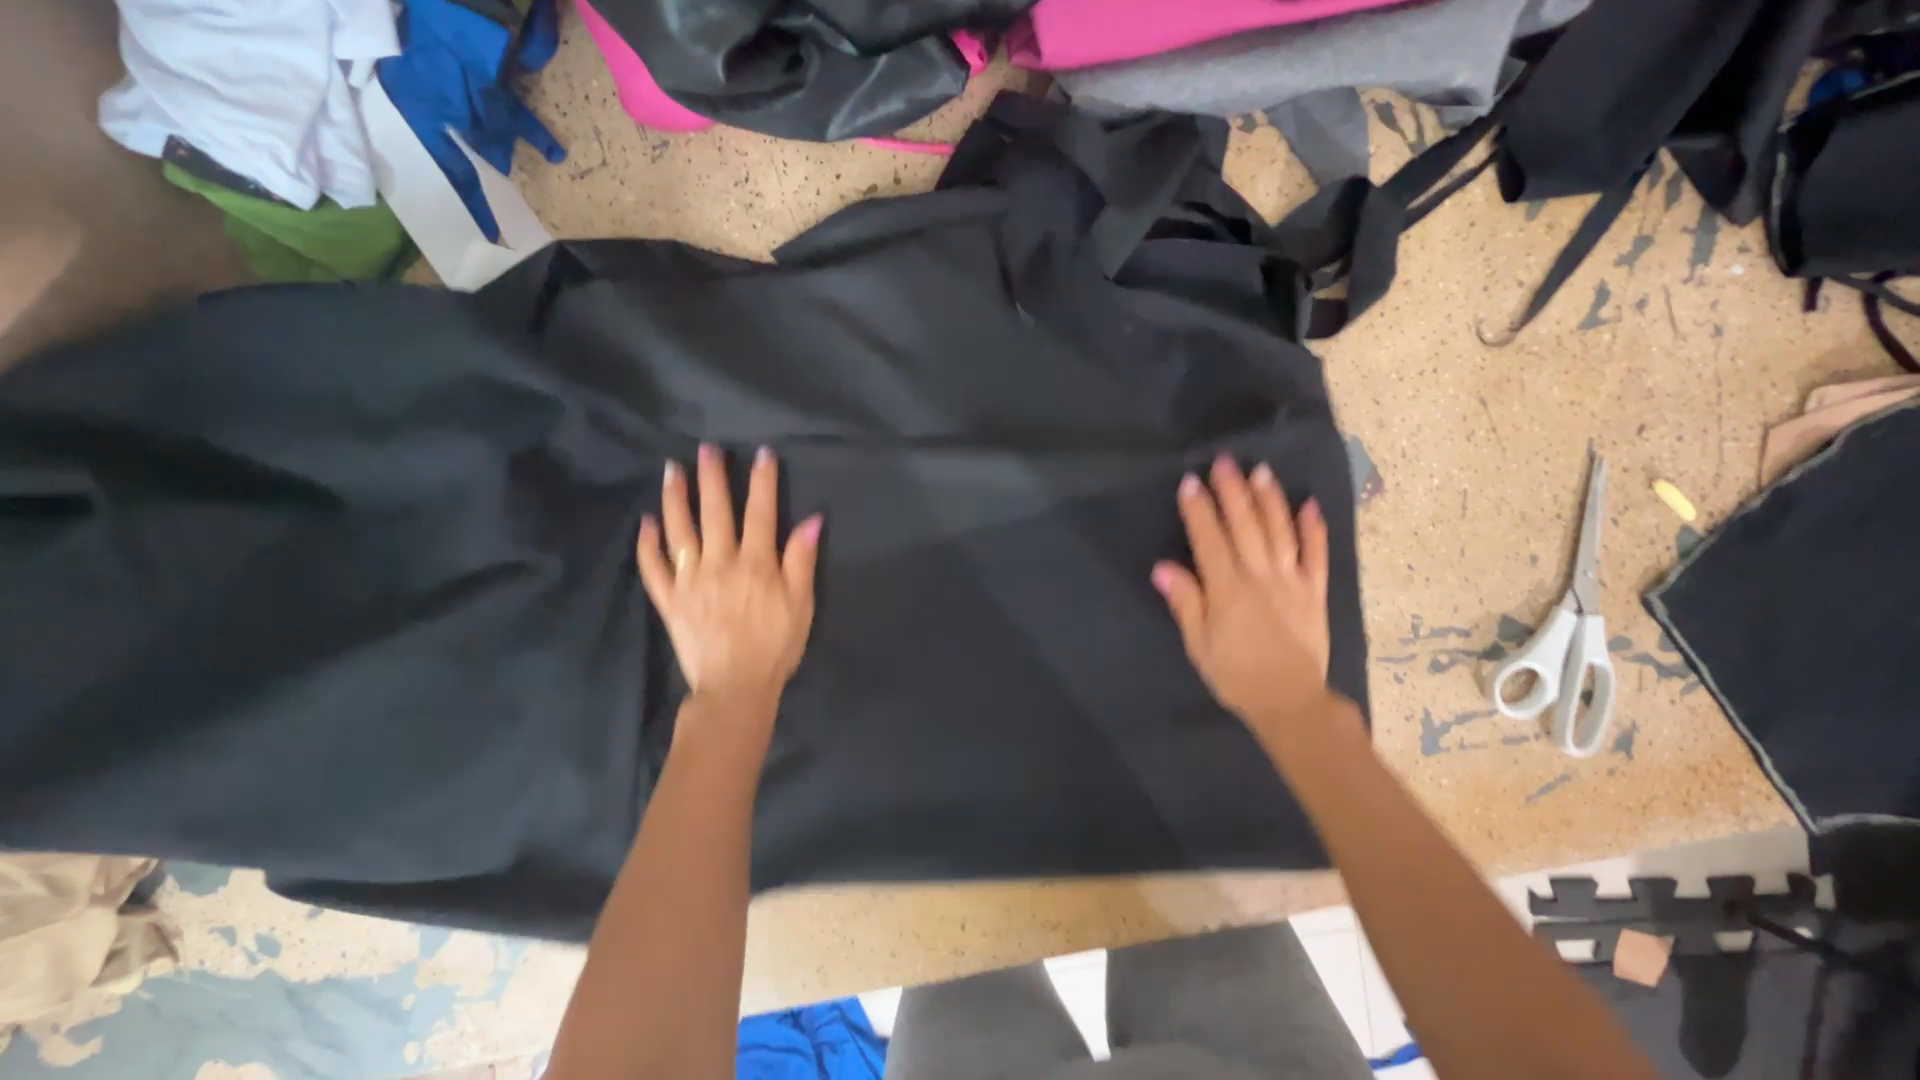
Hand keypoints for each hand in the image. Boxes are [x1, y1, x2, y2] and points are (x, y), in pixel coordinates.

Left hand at [636, 444, 821, 717]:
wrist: (735, 687)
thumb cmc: (775, 647)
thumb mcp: (801, 605)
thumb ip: (801, 561)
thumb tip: (811, 520)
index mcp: (757, 563)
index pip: (761, 512)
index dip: (763, 480)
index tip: (762, 452)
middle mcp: (720, 563)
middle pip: (715, 511)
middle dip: (712, 477)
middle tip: (706, 448)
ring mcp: (690, 580)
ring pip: (679, 530)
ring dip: (675, 497)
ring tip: (672, 470)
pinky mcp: (670, 600)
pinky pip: (653, 567)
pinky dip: (648, 544)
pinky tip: (647, 522)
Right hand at [1153, 455, 1333, 732]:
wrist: (1290, 702)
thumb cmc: (1236, 675)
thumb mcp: (1199, 645)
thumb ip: (1186, 603)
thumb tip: (1164, 567)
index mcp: (1227, 590)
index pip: (1210, 540)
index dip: (1199, 510)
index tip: (1190, 481)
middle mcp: (1260, 577)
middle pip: (1245, 526)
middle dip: (1233, 491)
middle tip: (1225, 461)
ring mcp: (1292, 581)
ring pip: (1280, 531)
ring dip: (1270, 499)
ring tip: (1261, 471)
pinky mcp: (1315, 591)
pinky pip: (1317, 555)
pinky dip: (1314, 529)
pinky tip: (1309, 505)